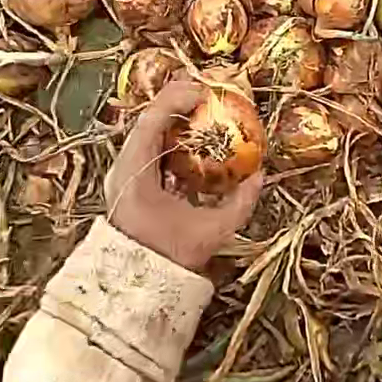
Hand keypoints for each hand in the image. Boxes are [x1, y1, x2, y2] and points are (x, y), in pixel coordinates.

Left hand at [104, 79, 261, 272]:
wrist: (131, 289)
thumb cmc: (167, 260)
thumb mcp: (208, 233)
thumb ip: (238, 205)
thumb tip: (259, 176)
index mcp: (136, 170)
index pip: (152, 120)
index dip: (177, 99)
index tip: (205, 92)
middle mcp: (124, 164)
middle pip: (148, 117)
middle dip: (177, 100)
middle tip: (207, 92)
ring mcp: (122, 170)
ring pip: (147, 128)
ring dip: (172, 114)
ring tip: (201, 107)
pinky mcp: (127, 177)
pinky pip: (148, 144)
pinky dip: (168, 133)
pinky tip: (190, 136)